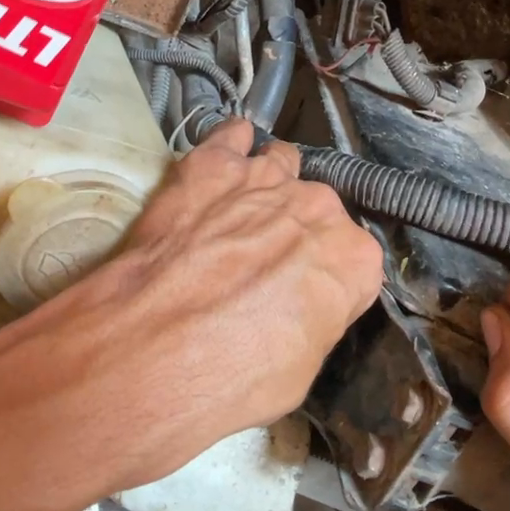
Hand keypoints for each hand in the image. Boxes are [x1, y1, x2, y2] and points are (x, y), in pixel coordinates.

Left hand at [60, 120, 385, 483]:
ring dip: (266, 183)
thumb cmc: (235, 375)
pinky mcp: (212, 162)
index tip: (301, 296)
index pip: (352, 262)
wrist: (156, 343)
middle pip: (315, 210)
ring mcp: (263, 177)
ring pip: (279, 163)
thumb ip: (315, 317)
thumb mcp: (300, 370)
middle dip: (295, 230)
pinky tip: (221, 158)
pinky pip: (232, 135)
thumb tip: (300, 304)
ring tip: (241, 208)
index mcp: (353, 258)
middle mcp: (317, 206)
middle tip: (261, 262)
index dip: (326, 280)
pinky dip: (230, 144)